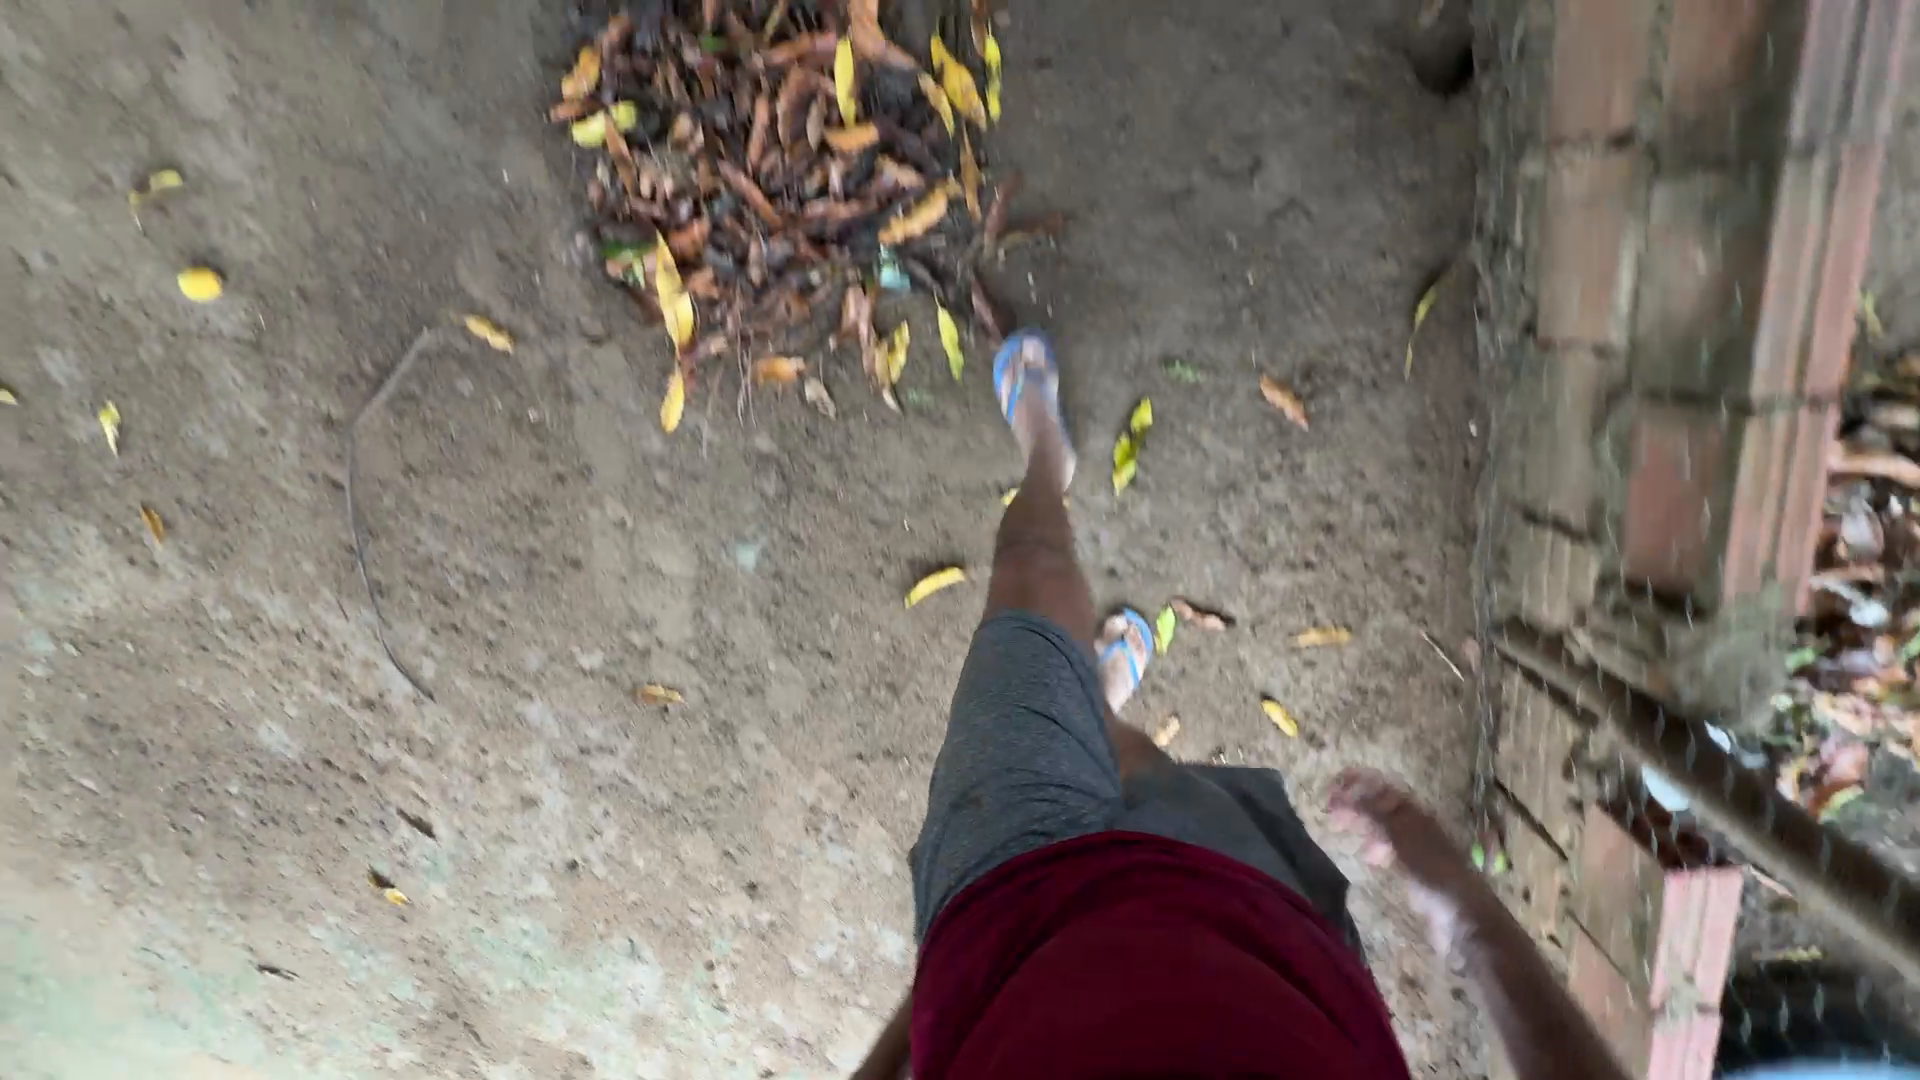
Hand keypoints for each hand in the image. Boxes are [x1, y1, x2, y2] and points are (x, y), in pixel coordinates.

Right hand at [1327, 767, 1490, 953]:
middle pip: (1380, 804)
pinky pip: (1388, 849)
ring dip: (1362, 823)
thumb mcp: (1402, 836)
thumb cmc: (1435, 873)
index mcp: (1415, 813)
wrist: (1466, 921)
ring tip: (1342, 831)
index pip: (1382, 787)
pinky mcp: (1415, 871)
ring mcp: (1416, 849)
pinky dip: (1373, 846)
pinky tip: (1367, 857)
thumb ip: (1375, 812)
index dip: (1357, 782)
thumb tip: (1350, 790)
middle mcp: (1416, 826)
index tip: (1331, 786)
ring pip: (1383, 826)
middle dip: (1354, 803)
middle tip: (1329, 810)